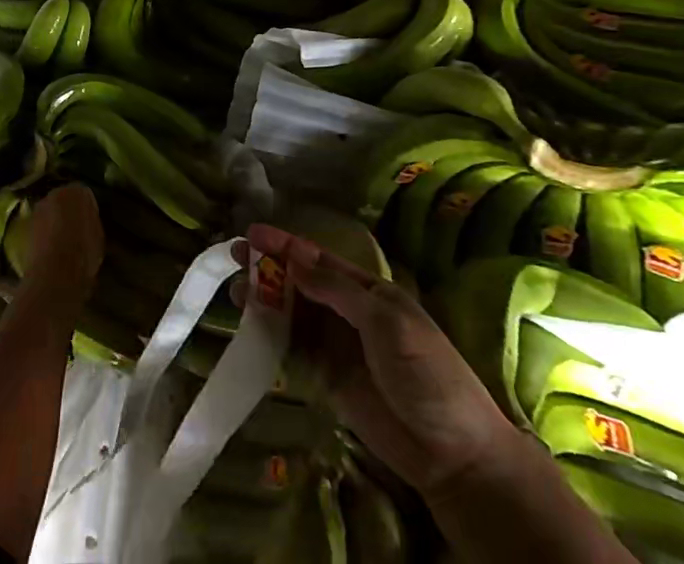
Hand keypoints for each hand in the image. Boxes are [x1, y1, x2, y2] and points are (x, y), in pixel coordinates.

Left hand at [21, 183, 103, 304]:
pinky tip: (51, 252)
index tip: (91, 222)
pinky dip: (43, 238)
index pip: (84, 195)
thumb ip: (91, 220)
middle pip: (62, 202)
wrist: (56, 273)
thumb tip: (86, 222)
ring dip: (53, 225)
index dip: (87, 209)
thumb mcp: (99, 233)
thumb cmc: (85, 249)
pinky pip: (38, 232)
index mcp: (76, 191)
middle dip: (67, 214)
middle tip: (77, 231)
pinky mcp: (22, 231)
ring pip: (47, 216)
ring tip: (63, 245)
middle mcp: (52, 195)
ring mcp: (35, 212)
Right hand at [245, 224, 520, 495]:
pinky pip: (294, 351)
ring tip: (234, 292)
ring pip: (293, 316)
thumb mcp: (386, 322)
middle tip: (233, 257)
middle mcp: (349, 313)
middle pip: (302, 284)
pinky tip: (250, 331)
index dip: (286, 245)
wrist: (450, 450)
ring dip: (265, 302)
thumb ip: (338, 292)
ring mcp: (338, 347)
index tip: (252, 234)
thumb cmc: (426, 373)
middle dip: (269, 269)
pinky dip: (272, 339)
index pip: (320, 260)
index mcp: (369, 291)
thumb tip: (295, 261)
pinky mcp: (328, 380)